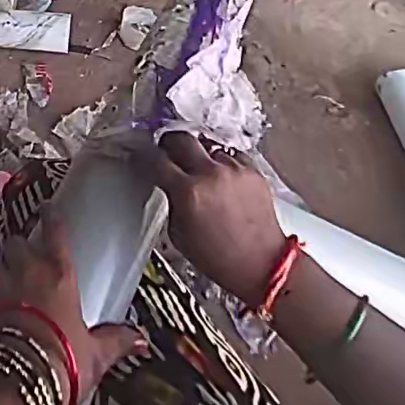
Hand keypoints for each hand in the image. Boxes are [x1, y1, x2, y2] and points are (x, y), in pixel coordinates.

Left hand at [0, 213, 145, 404]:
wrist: (16, 382)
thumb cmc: (63, 362)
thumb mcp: (95, 355)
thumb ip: (115, 341)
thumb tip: (141, 338)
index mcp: (59, 274)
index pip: (55, 233)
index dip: (51, 216)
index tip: (47, 206)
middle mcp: (27, 270)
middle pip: (17, 242)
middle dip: (20, 248)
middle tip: (26, 261)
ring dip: (2, 271)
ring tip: (8, 286)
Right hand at [149, 132, 290, 303]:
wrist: (263, 265)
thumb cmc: (218, 257)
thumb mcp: (178, 233)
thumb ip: (170, 200)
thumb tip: (167, 183)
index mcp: (187, 192)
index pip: (155, 159)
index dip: (143, 154)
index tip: (141, 154)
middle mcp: (210, 174)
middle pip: (181, 138)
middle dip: (170, 143)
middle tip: (167, 151)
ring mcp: (234, 170)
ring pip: (207, 145)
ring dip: (199, 155)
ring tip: (199, 170)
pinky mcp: (253, 171)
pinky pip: (230, 156)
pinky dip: (222, 163)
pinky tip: (221, 177)